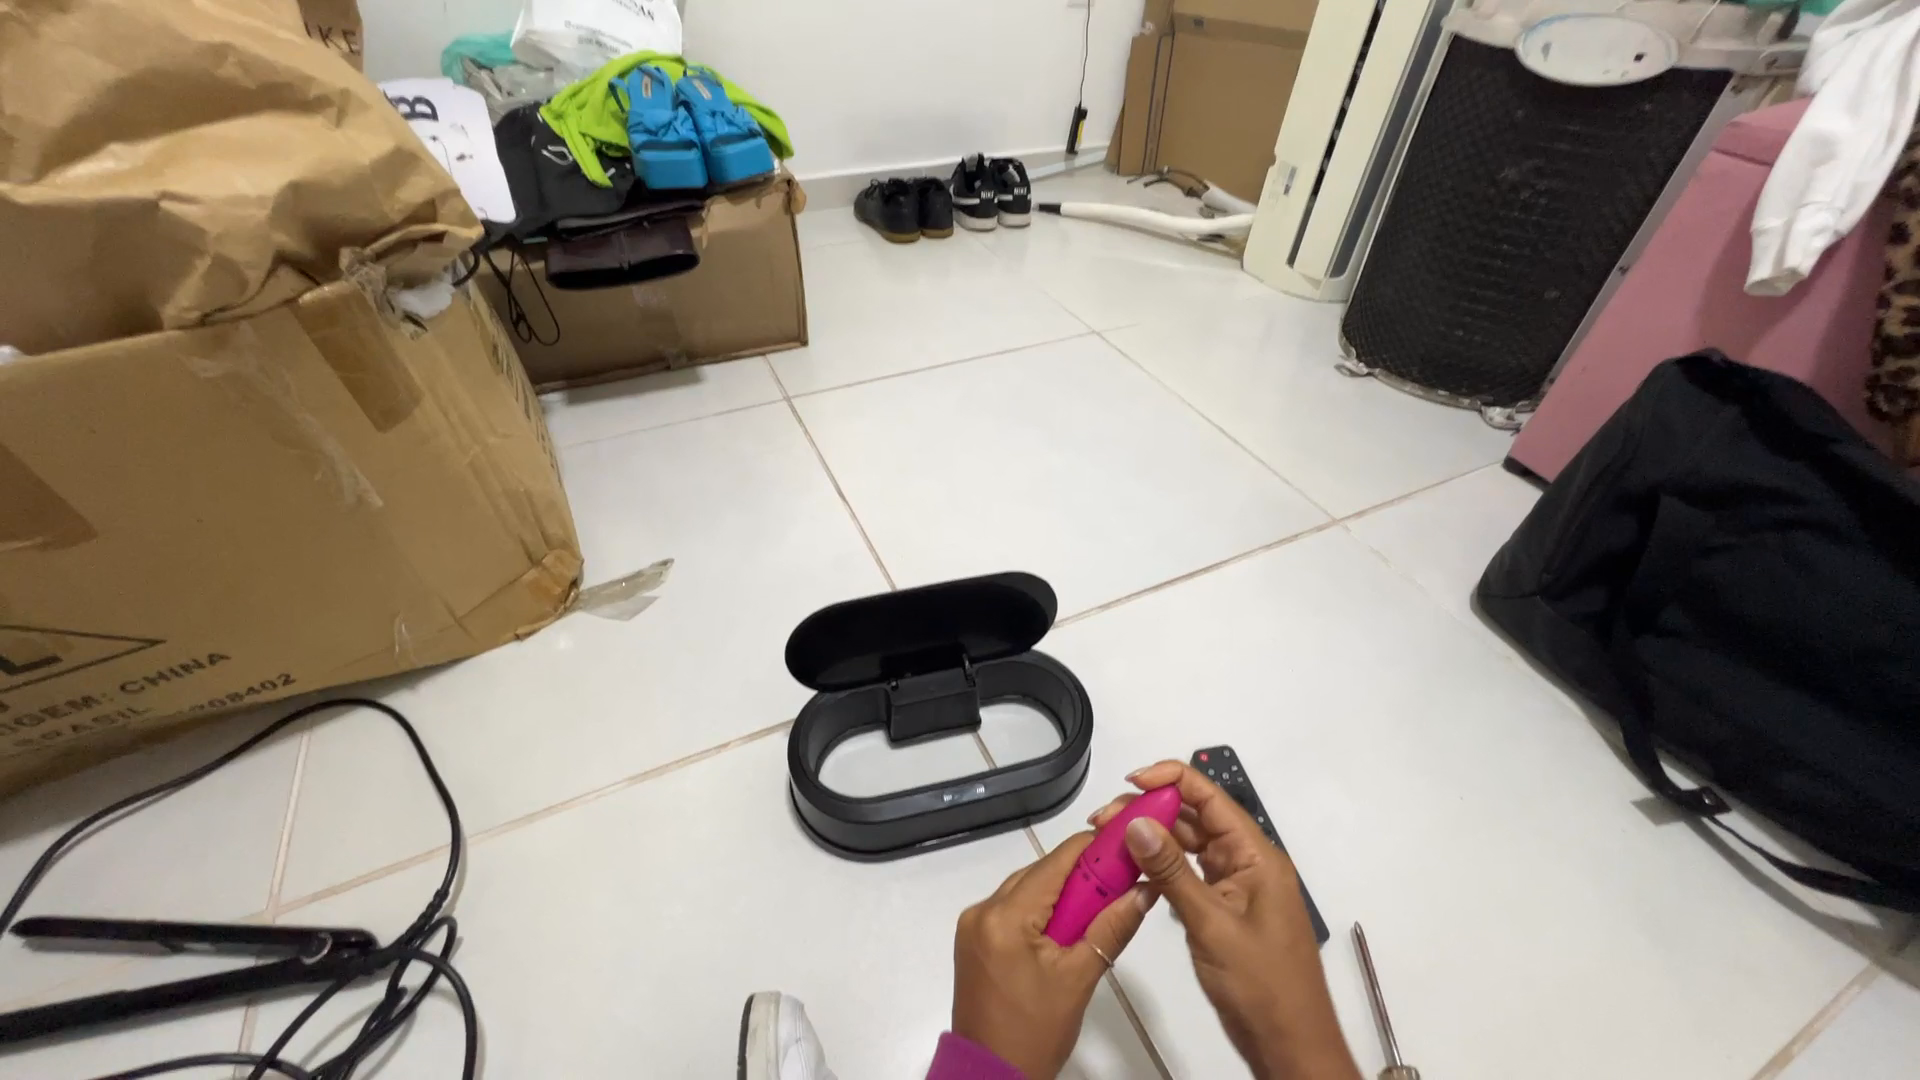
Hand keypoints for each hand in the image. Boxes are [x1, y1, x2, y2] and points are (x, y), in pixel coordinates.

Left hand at [952, 831, 1154, 1078]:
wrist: (990, 1077)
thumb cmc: (1038, 1032)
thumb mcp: (1080, 978)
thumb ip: (1111, 928)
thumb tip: (1145, 890)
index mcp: (1005, 916)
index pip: (1054, 862)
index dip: (1091, 849)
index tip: (1124, 845)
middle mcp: (982, 908)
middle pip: (1039, 873)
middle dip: (1080, 874)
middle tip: (1120, 879)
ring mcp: (972, 922)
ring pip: (1025, 888)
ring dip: (1059, 892)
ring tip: (1098, 903)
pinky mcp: (971, 937)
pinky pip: (1011, 907)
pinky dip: (1038, 909)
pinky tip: (1064, 923)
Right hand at [1091, 762, 1360, 1079]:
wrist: (1290, 1048)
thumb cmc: (1260, 983)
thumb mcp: (1211, 924)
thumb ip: (1171, 870)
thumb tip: (1135, 821)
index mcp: (1254, 853)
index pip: (1209, 796)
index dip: (1169, 779)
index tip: (1129, 783)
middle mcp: (1244, 860)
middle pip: (1193, 817)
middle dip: (1149, 810)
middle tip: (1102, 820)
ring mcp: (1234, 884)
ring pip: (1187, 845)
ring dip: (1149, 839)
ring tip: (1107, 840)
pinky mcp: (1222, 908)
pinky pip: (1187, 873)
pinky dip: (1158, 869)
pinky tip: (1129, 872)